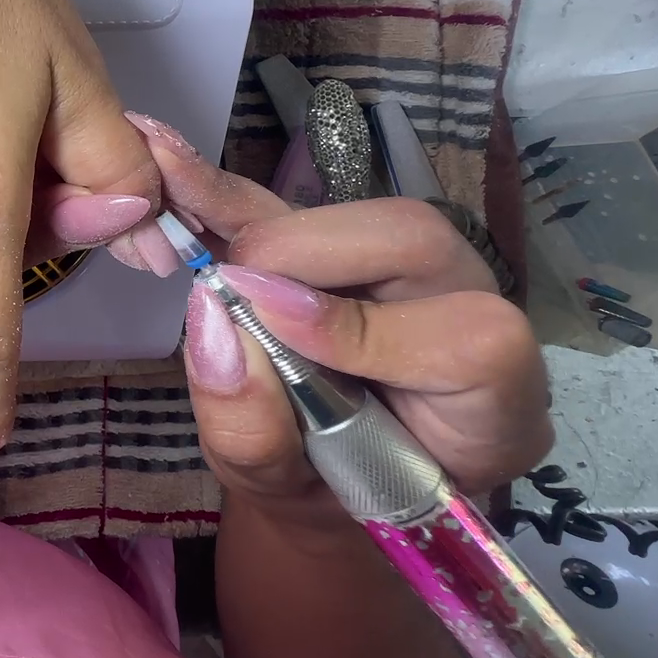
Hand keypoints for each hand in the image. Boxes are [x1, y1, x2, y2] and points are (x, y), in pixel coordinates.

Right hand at [137, 120, 551, 511]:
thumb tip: (212, 323)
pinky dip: (221, 192)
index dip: (364, 326)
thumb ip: (251, 428)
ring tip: (194, 243)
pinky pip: (289, 205)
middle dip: (304, 251)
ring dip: (265, 222)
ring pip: (360, 211)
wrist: (321, 471)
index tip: (262, 321)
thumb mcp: (276, 489)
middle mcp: (466, 318)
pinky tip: (169, 167)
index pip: (471, 341)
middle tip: (223, 281)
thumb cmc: (315, 490)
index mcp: (488, 407)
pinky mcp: (340, 246)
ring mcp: (409, 274)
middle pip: (418, 241)